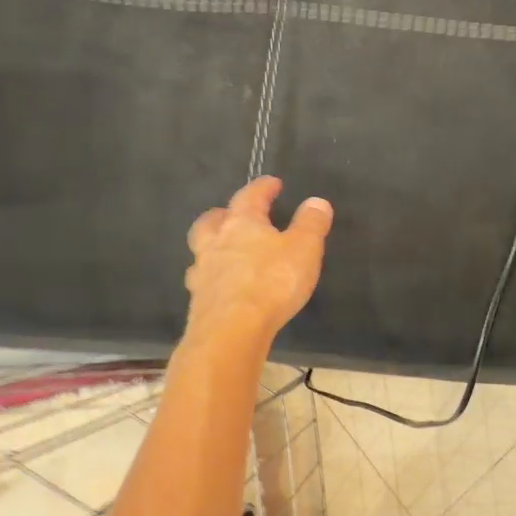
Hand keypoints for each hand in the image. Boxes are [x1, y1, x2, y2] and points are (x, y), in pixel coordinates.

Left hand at [182, 176, 331, 349]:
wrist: (231, 332)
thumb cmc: (272, 282)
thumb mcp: (304, 248)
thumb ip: (311, 223)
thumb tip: (316, 201)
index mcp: (242, 224)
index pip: (250, 196)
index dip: (263, 187)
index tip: (273, 183)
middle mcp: (216, 243)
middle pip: (211, 221)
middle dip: (223, 213)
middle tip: (233, 214)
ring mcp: (203, 273)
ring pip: (201, 251)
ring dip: (212, 246)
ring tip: (225, 251)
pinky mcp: (198, 302)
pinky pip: (202, 281)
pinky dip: (212, 277)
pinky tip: (222, 285)